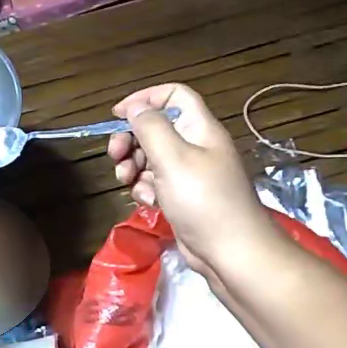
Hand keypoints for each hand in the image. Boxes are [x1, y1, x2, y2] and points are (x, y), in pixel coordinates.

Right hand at [108, 83, 278, 279]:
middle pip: (156, 128)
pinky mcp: (183, 197)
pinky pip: (156, 183)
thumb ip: (151, 128)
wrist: (230, 252)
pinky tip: (147, 201)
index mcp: (199, 129)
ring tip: (127, 182)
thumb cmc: (203, 200)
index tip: (117, 116)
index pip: (174, 95)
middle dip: (131, 139)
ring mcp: (189, 174)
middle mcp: (195, 146)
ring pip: (151, 157)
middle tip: (115, 156)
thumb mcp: (173, 158)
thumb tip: (136, 107)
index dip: (145, 99)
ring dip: (133, 166)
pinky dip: (145, 188)